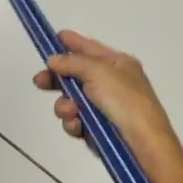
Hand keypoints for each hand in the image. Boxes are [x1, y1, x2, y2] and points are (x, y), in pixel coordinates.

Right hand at [32, 30, 177, 151]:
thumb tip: (53, 59)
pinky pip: (75, 121)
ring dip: (65, 105)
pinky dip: (73, 123)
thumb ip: (72, 63)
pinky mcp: (96, 129)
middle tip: (39, 81)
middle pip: (74, 75)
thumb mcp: (99, 72)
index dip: (69, 42)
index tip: (48, 39)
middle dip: (56, 78)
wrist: (143, 143)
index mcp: (117, 64)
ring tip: (71, 111)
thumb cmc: (125, 100)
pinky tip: (77, 126)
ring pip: (70, 100)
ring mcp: (103, 107)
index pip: (88, 47)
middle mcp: (110, 83)